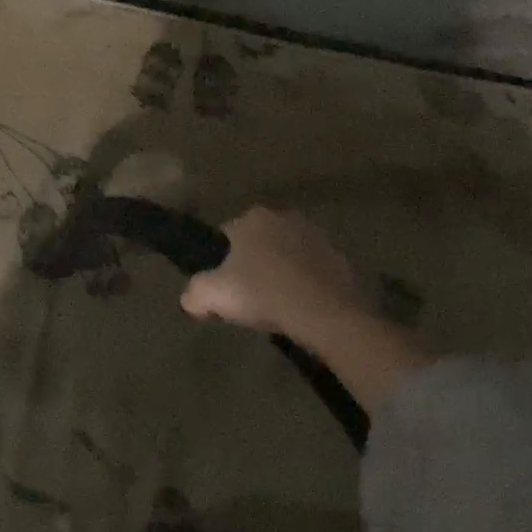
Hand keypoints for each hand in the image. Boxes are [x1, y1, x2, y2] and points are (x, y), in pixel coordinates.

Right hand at [180, 207, 365, 339]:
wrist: (324, 313)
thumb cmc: (262, 294)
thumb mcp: (210, 295)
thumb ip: (193, 293)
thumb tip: (192, 300)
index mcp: (253, 218)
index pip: (225, 235)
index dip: (218, 262)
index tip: (221, 287)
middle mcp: (286, 218)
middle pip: (257, 244)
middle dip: (251, 265)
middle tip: (246, 298)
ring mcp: (317, 237)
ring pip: (286, 256)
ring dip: (279, 273)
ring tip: (274, 306)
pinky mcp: (340, 259)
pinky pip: (311, 272)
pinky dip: (304, 285)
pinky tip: (298, 308)